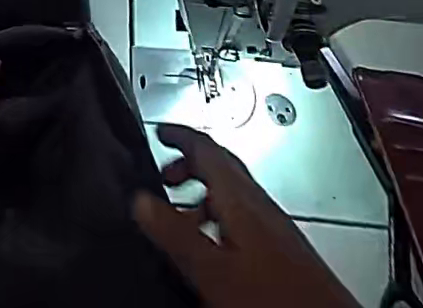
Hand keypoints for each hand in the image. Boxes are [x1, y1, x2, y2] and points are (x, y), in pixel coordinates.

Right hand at [133, 124, 358, 307]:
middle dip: (188, 163)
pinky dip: (219, 215)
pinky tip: (214, 246)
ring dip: (203, 192)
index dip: (179, 135)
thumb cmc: (277, 300)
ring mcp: (274, 224)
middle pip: (220, 165)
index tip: (161, 131)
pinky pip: (243, 214)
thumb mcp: (212, 268)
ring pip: (231, 191)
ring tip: (182, 214)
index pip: (206, 146)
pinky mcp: (282, 247)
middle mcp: (259, 202)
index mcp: (240, 196)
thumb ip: (174, 231)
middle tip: (165, 173)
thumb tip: (140, 200)